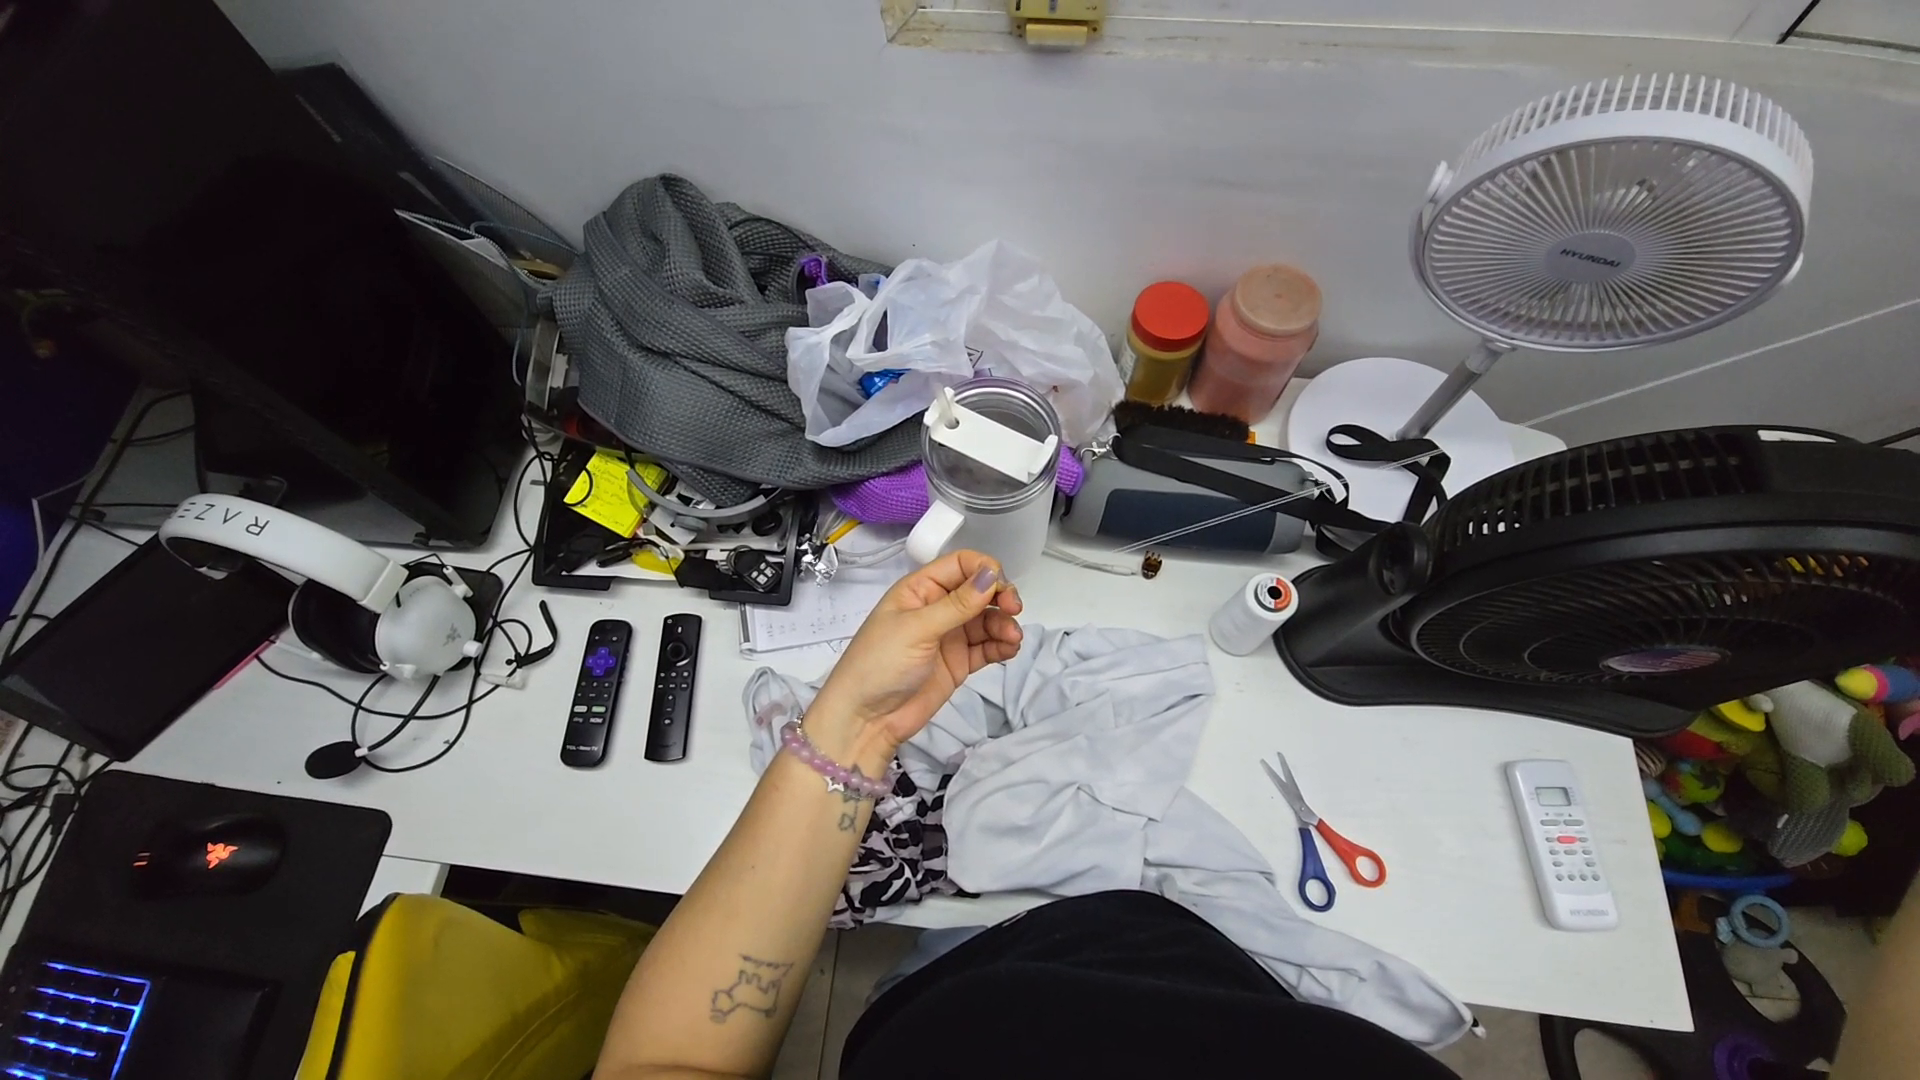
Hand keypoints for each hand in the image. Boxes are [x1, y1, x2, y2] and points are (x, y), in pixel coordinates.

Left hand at [806, 550, 1022, 768]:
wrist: (865, 720)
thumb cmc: (879, 665)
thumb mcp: (916, 629)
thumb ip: (957, 604)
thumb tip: (991, 575)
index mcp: (920, 589)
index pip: (960, 564)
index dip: (984, 569)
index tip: (1001, 585)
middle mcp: (936, 607)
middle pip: (979, 590)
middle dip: (1000, 596)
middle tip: (1014, 609)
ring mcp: (949, 636)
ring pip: (987, 619)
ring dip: (1004, 624)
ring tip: (1011, 639)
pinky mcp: (958, 662)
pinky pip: (987, 647)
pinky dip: (1001, 645)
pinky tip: (1009, 649)